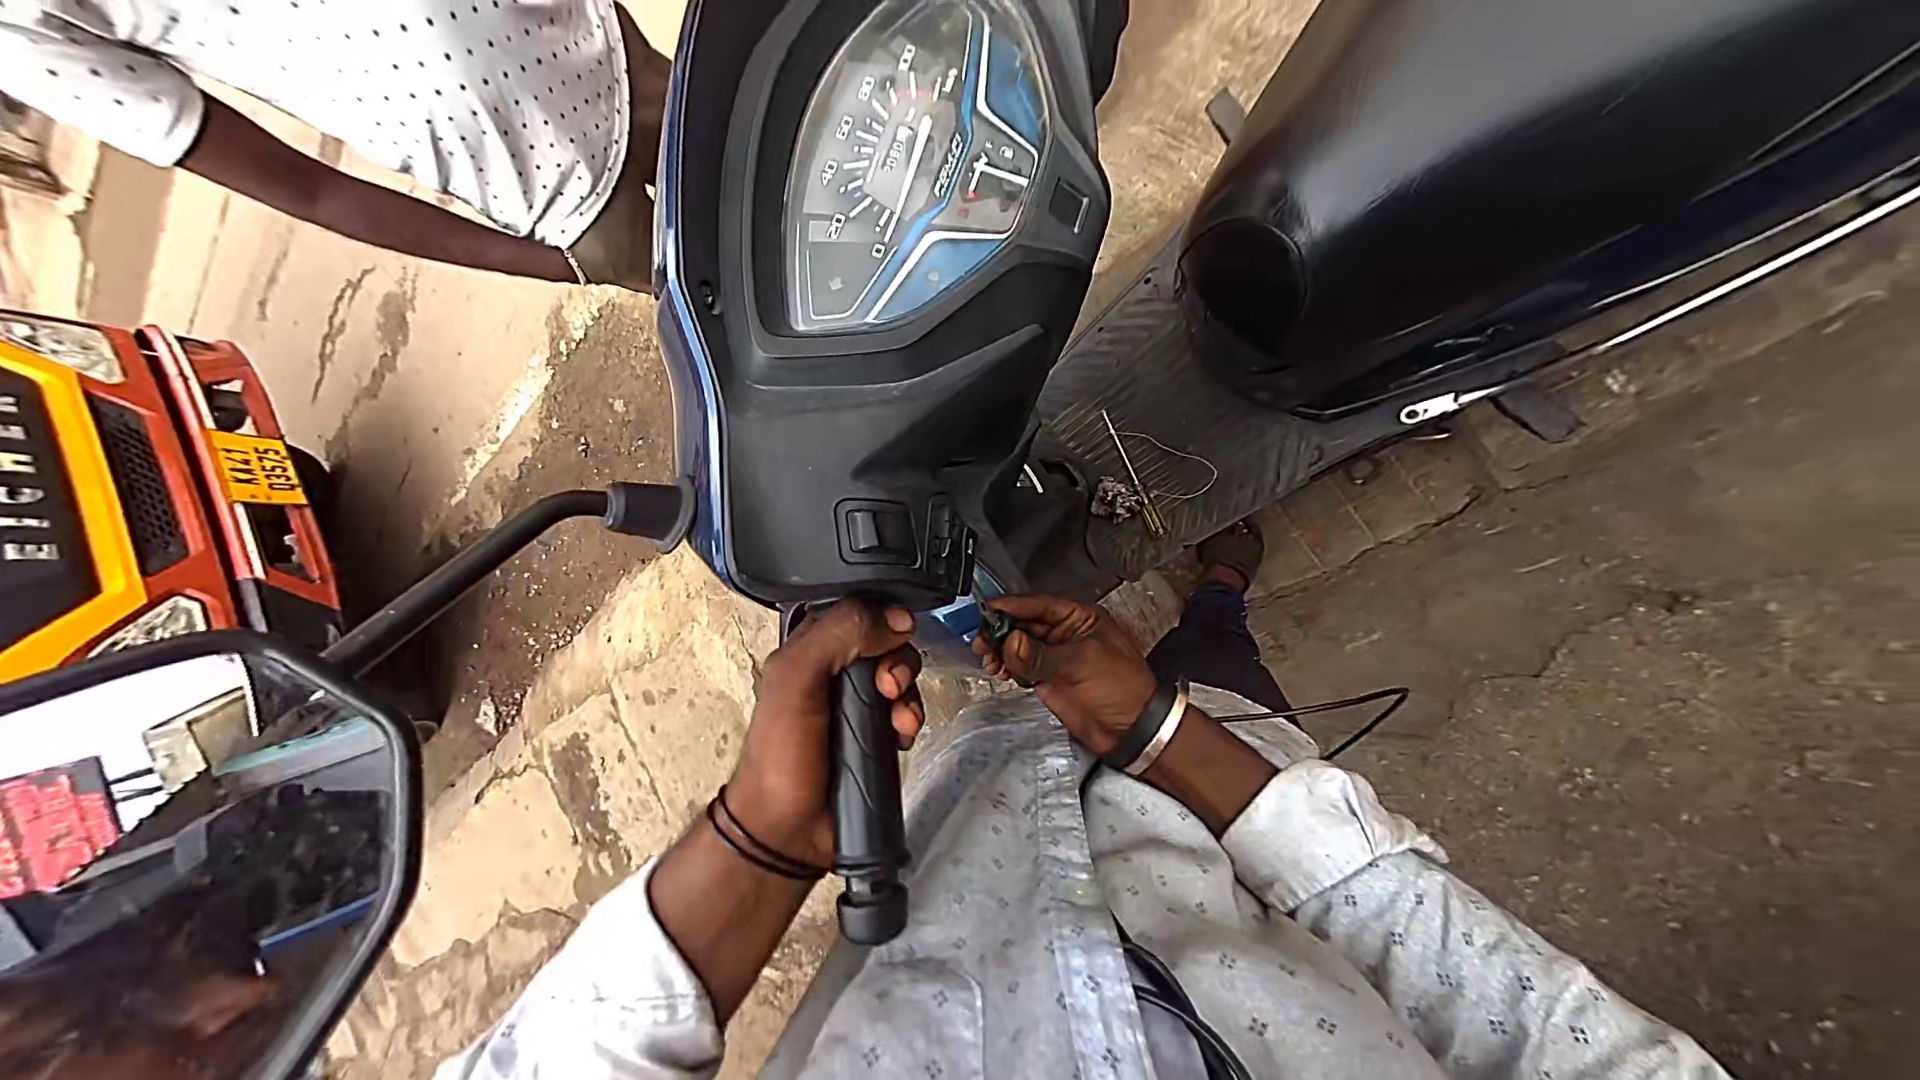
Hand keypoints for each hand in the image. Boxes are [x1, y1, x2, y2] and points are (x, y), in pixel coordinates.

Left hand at [726, 600, 924, 867]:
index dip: (882, 619)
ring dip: (908, 695)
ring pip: (902, 677)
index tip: (892, 636)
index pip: (858, 612)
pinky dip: (911, 719)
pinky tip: (901, 735)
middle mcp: (836, 671)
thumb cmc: (780, 754)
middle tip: (888, 687)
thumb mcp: (798, 678)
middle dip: (899, 662)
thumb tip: (895, 618)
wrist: (788, 828)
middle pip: (887, 644)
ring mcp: (858, 704)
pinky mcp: (877, 733)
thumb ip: (840, 635)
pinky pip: (907, 711)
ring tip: (897, 721)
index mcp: (811, 649)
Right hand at [970, 593, 1156, 754]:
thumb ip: (1041, 654)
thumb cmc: (1123, 688)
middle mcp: (1065, 633)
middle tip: (983, 640)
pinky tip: (999, 670)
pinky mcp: (1048, 678)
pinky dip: (1006, 666)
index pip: (1039, 605)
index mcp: (1080, 618)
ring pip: (1018, 645)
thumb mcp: (1081, 663)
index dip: (1012, 606)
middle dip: (1001, 630)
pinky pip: (1020, 666)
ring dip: (1000, 650)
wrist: (1132, 729)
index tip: (989, 610)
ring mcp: (1055, 656)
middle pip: (1024, 623)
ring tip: (989, 659)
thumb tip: (1011, 642)